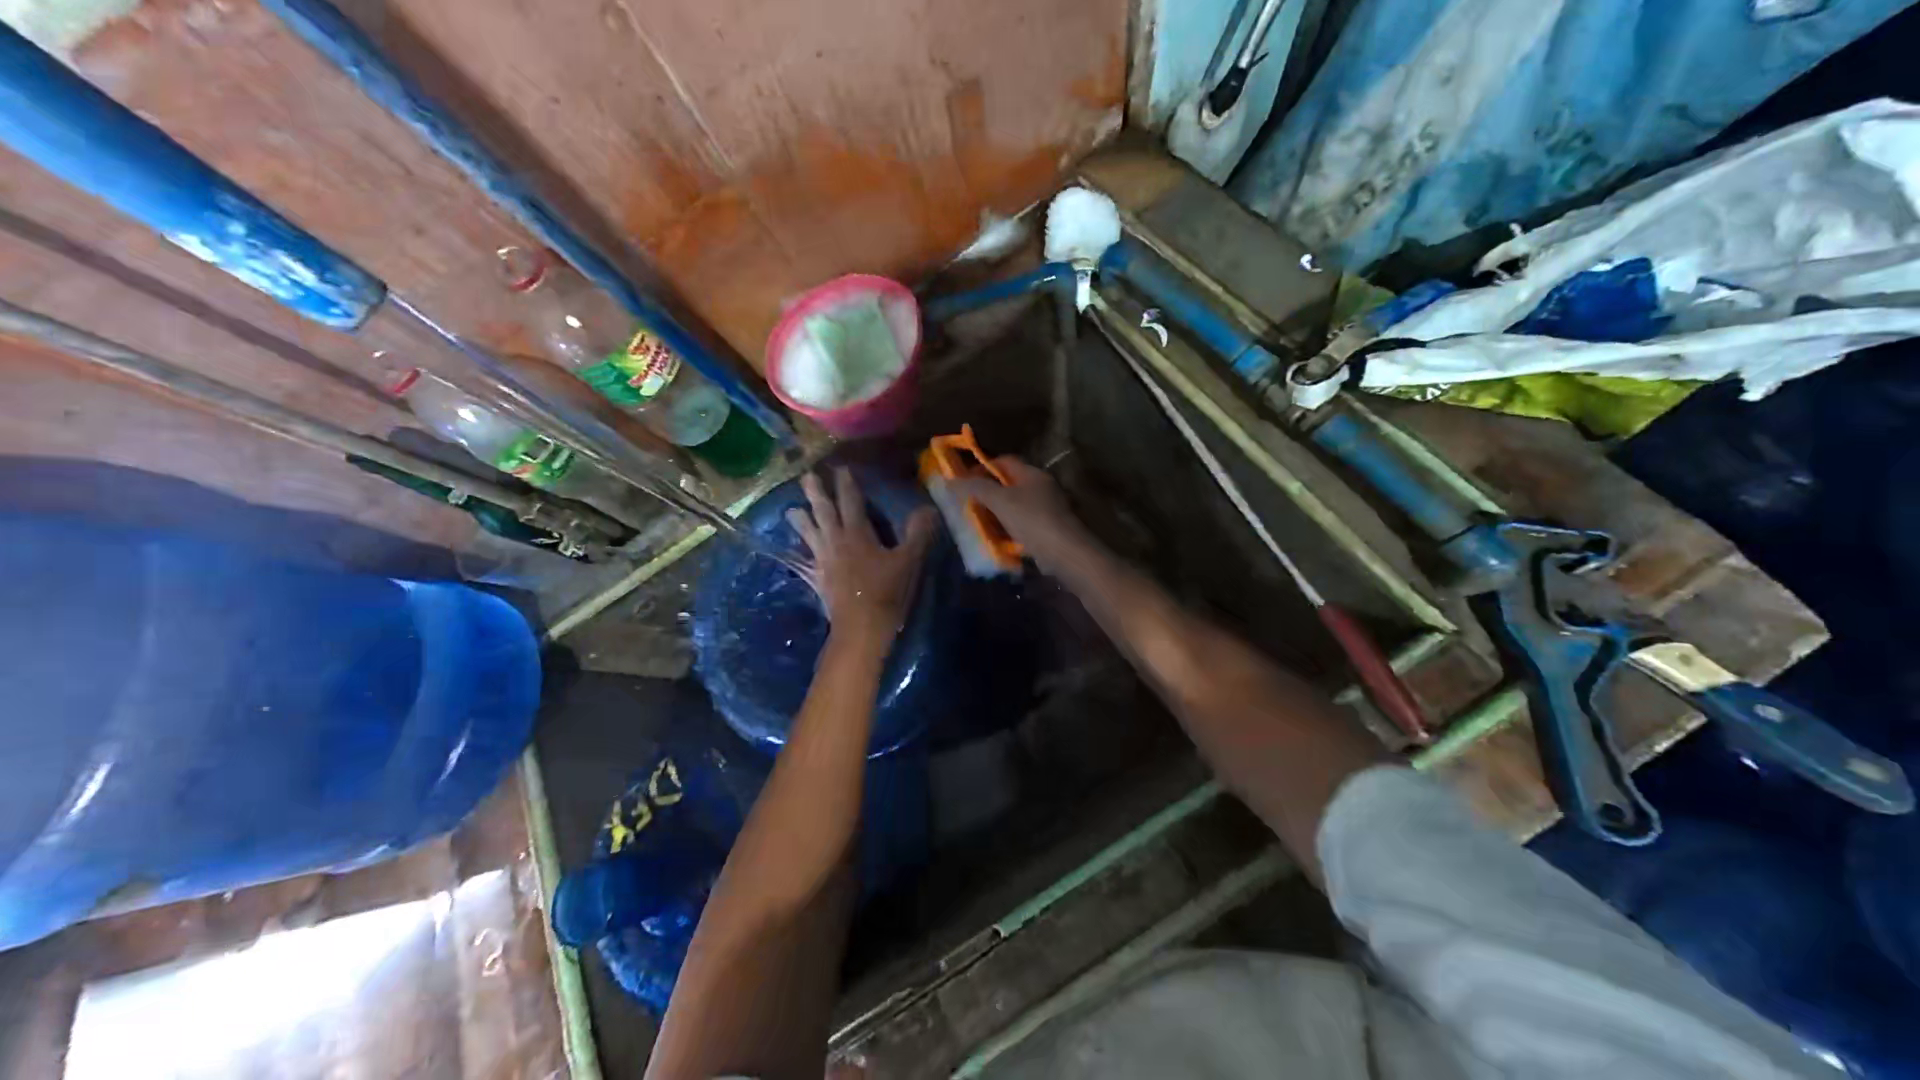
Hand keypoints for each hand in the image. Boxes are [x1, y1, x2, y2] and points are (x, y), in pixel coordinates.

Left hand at [787, 468, 935, 643]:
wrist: (861, 628)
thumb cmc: (886, 592)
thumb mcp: (909, 561)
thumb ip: (918, 533)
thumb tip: (927, 508)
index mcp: (857, 533)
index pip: (851, 501)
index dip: (846, 483)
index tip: (840, 467)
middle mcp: (836, 542)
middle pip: (823, 512)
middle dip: (816, 492)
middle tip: (806, 476)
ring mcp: (823, 561)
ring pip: (809, 534)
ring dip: (801, 520)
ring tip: (791, 509)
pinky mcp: (817, 580)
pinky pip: (804, 563)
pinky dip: (799, 556)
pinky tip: (795, 555)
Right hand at [947, 456, 1094, 572]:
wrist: (1066, 554)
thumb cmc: (1032, 520)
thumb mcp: (1000, 501)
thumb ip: (976, 488)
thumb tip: (951, 479)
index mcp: (1032, 475)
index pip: (1004, 461)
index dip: (981, 467)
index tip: (961, 480)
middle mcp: (1041, 488)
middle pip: (1008, 485)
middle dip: (986, 493)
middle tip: (965, 504)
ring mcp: (1045, 510)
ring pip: (1013, 507)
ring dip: (994, 515)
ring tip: (975, 525)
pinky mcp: (1046, 531)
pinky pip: (1020, 526)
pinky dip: (1006, 531)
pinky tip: (994, 541)